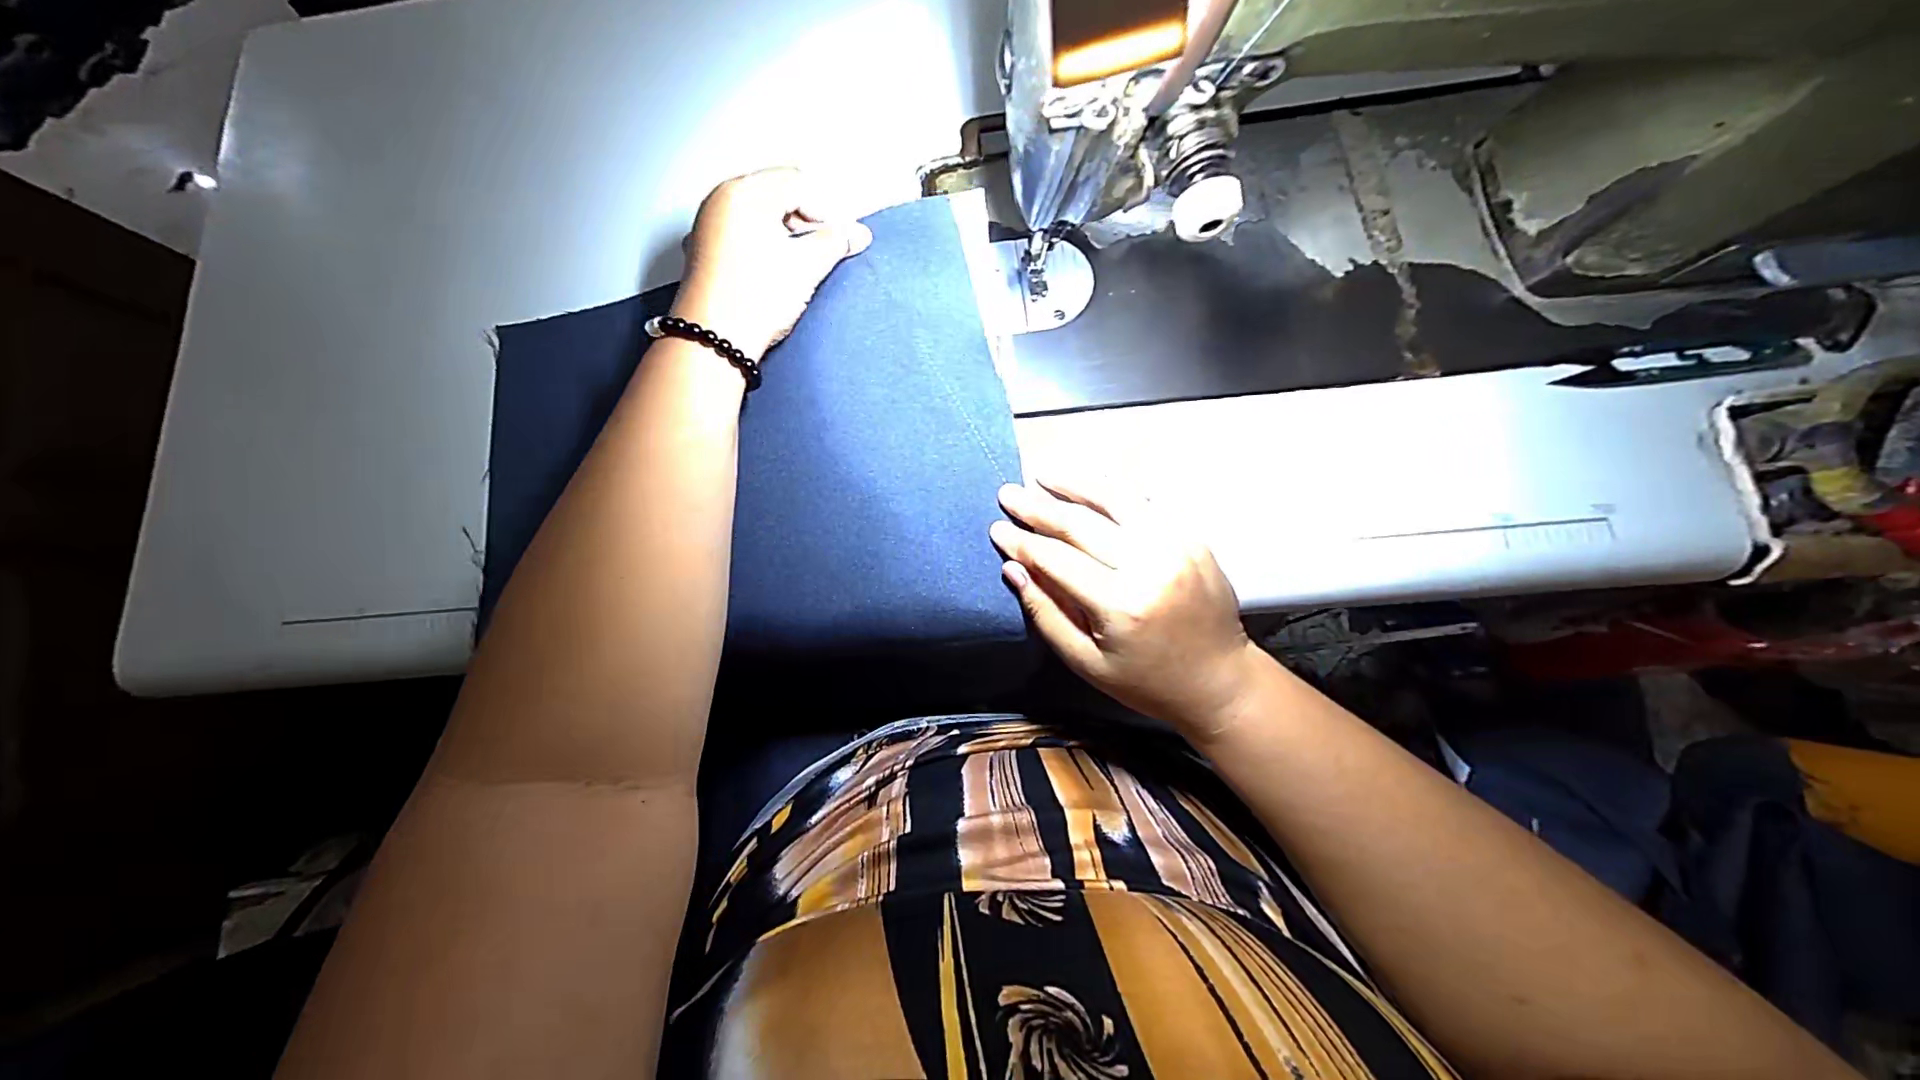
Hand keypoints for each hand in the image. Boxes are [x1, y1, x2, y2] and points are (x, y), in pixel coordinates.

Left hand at [670, 167, 873, 360]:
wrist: (715, 342)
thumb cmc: (751, 301)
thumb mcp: (806, 267)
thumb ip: (836, 242)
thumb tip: (855, 234)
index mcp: (743, 193)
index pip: (797, 182)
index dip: (823, 211)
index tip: (835, 239)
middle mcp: (719, 202)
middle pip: (774, 194)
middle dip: (801, 221)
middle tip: (817, 253)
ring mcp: (707, 227)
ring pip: (756, 216)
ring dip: (782, 236)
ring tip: (793, 269)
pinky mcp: (703, 253)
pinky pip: (739, 236)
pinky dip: (760, 248)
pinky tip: (770, 276)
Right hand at [990, 477, 1263, 734]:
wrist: (1219, 681)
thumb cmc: (1146, 682)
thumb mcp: (1086, 662)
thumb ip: (1046, 613)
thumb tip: (1013, 570)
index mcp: (1120, 604)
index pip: (1057, 559)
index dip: (1023, 542)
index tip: (997, 529)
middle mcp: (1149, 566)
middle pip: (1082, 523)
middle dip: (1039, 507)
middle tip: (1008, 493)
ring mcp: (1176, 547)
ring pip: (1117, 499)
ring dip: (1076, 484)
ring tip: (1044, 475)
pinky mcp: (1192, 539)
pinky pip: (1146, 504)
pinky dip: (1114, 492)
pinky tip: (1090, 486)